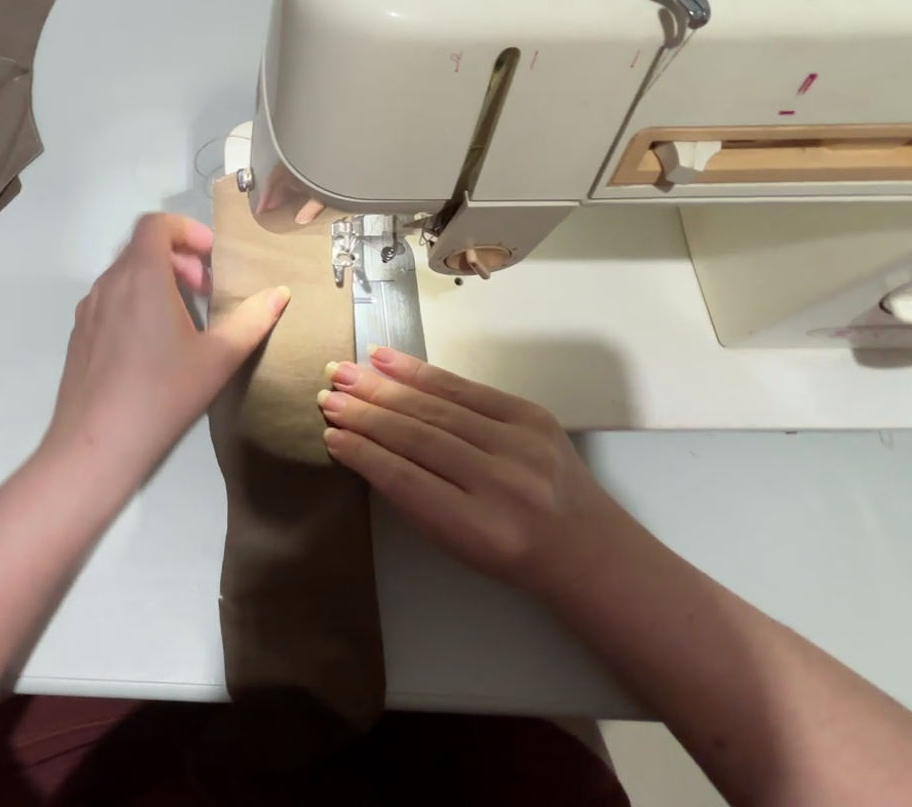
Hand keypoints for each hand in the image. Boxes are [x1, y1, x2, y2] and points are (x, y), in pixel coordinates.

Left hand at [45, 214, 288, 467]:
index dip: (186, 230)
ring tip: (183, 318)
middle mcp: (109, 284)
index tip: (211, 257)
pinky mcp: (78, 335)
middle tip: (205, 290)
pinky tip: (152, 346)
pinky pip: (110, 301)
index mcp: (141, 276)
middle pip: (141, 248)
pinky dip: (134, 302)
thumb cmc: (162, 394)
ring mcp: (88, 309)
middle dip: (178, 258)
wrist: (96, 443)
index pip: (155, 225)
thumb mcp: (218, 358)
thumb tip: (279, 293)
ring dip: (156, 281)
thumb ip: (252, 320)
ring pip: (124, 275)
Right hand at [319, 347, 622, 591]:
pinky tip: (384, 359)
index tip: (328, 432)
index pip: (405, 480)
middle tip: (326, 394)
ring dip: (383, 387)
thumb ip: (408, 495)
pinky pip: (465, 387)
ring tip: (344, 373)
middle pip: (419, 436)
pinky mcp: (532, 414)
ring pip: (437, 407)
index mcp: (480, 528)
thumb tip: (356, 442)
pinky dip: (420, 371)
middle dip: (366, 412)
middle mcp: (504, 483)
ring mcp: (523, 444)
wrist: (585, 544)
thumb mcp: (452, 541)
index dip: (363, 453)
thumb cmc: (506, 551)